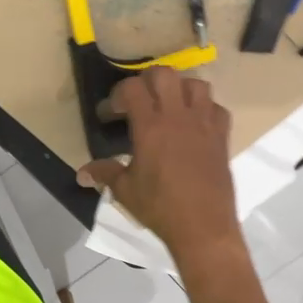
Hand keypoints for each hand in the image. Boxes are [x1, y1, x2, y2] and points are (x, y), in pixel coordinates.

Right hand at [78, 68, 238, 257]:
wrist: (205, 228)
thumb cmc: (160, 208)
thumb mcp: (125, 190)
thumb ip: (104, 174)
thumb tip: (81, 174)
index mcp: (150, 127)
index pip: (132, 88)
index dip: (117, 95)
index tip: (111, 114)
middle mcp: (177, 117)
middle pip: (165, 74)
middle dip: (148, 81)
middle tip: (140, 100)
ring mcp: (203, 125)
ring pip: (196, 85)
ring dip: (181, 89)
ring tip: (170, 106)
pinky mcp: (222, 137)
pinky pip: (217, 108)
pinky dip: (205, 109)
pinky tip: (195, 124)